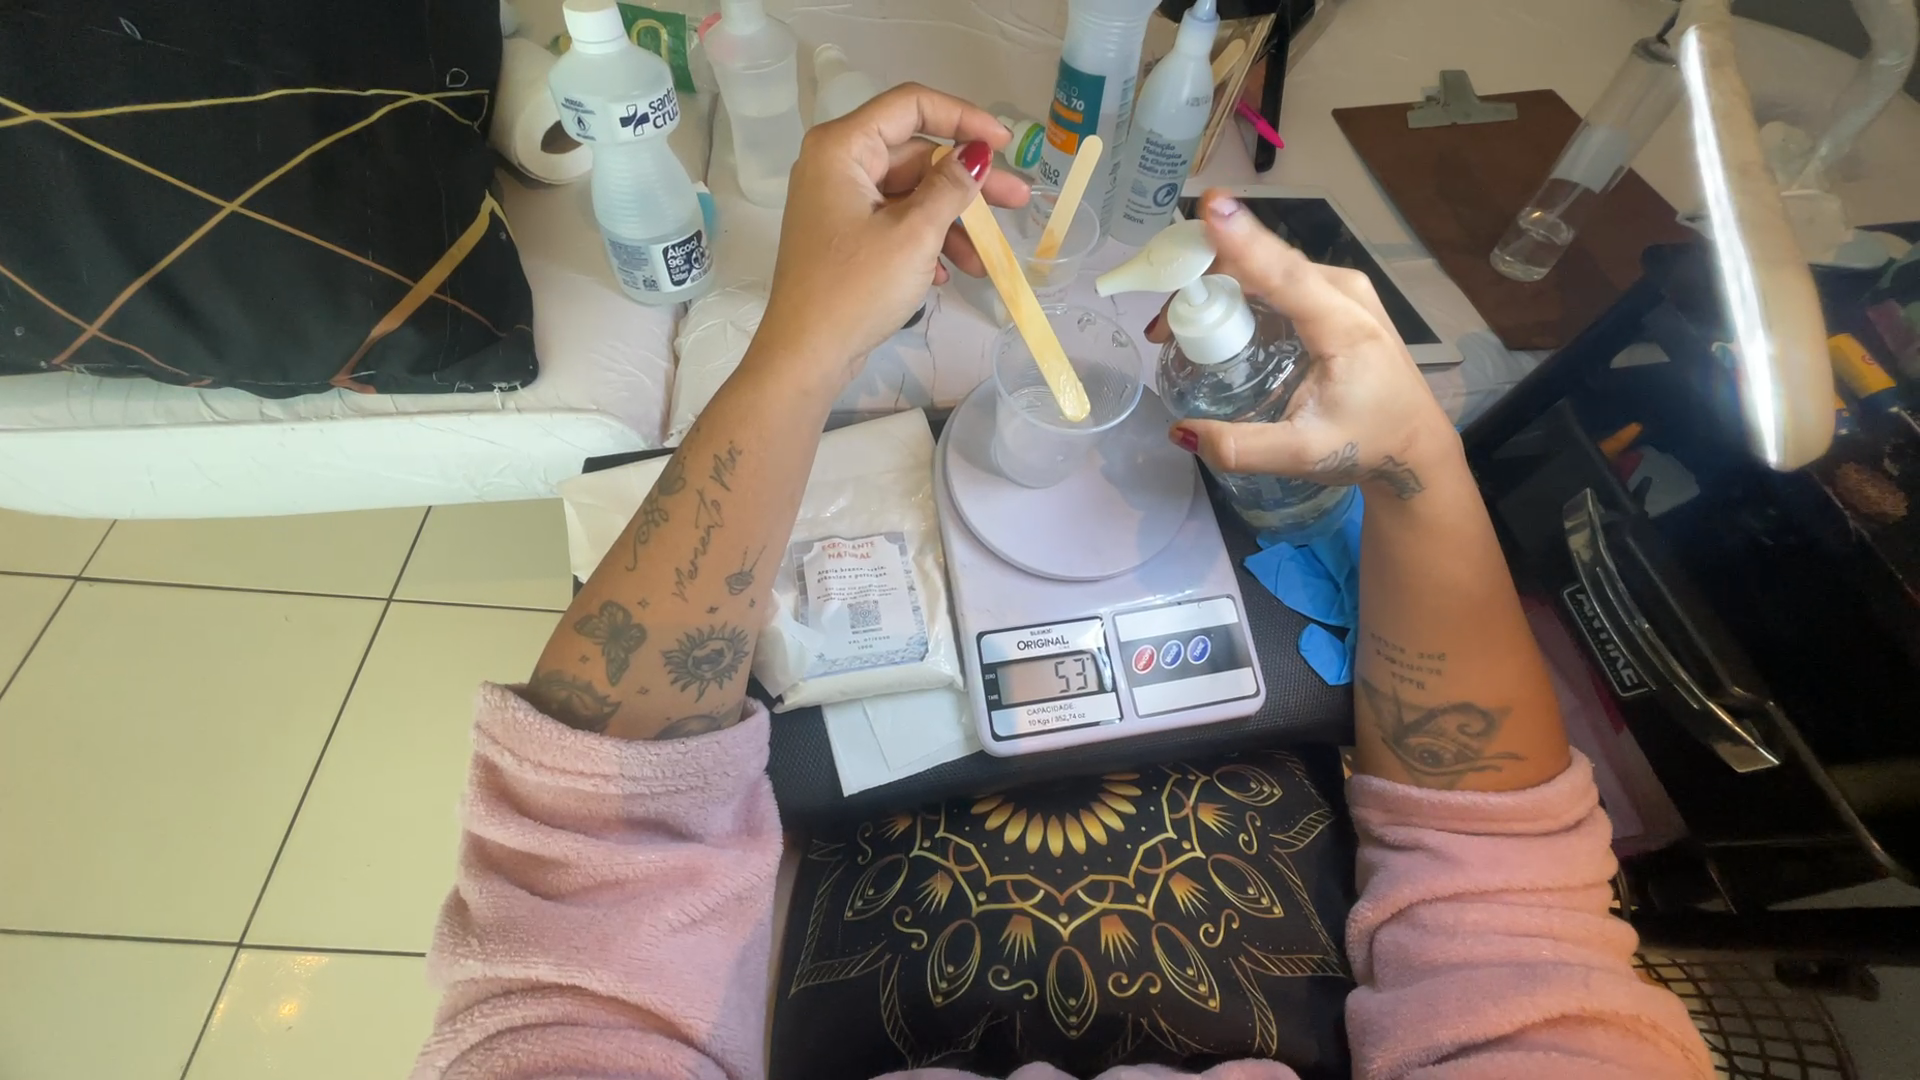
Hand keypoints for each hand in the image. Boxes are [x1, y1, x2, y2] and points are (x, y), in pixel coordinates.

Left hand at [753, 84, 1030, 383]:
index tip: (1005, 143)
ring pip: (910, 198)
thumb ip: (950, 188)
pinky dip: (926, 245)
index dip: (964, 117)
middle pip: (916, 158)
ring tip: (987, 259)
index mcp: (843, 148)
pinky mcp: (846, 242)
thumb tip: (976, 155)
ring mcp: (840, 207)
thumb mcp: (913, 235)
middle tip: (1017, 202)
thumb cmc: (856, 289)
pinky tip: (948, 275)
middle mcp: (837, 167)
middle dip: (968, 185)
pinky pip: (895, 227)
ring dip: (952, 226)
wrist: (807, 354)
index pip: (912, 106)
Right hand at [1152, 190, 1457, 502]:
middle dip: (1205, 279)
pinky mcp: (1330, 295)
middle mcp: (1342, 292)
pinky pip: (1275, 278)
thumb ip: (1240, 447)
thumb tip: (1180, 430)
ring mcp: (1338, 289)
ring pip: (1267, 268)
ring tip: (1175, 326)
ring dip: (1216, 284)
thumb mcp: (1302, 456)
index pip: (1286, 274)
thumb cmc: (1364, 441)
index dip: (1245, 241)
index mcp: (1344, 326)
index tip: (1212, 207)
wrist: (1412, 441)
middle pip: (1266, 263)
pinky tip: (1211, 316)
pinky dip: (1236, 289)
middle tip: (1160, 326)